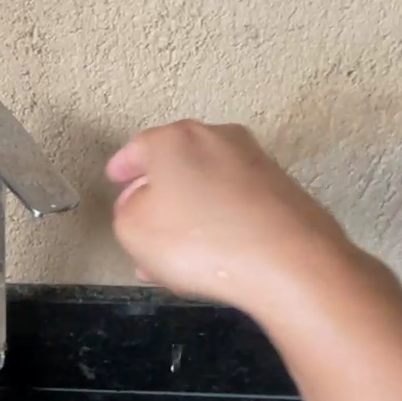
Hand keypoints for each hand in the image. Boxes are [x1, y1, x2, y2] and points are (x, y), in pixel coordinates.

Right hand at [105, 121, 381, 314]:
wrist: (287, 262)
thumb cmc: (197, 241)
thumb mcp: (133, 231)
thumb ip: (125, 211)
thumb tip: (138, 202)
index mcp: (174, 139)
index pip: (137, 147)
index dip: (121, 167)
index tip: (114, 178)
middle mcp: (217, 138)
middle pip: (174, 164)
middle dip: (155, 192)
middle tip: (139, 220)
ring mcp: (254, 162)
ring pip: (204, 186)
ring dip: (184, 213)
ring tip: (169, 253)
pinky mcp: (281, 190)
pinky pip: (232, 204)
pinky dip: (214, 222)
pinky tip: (206, 255)